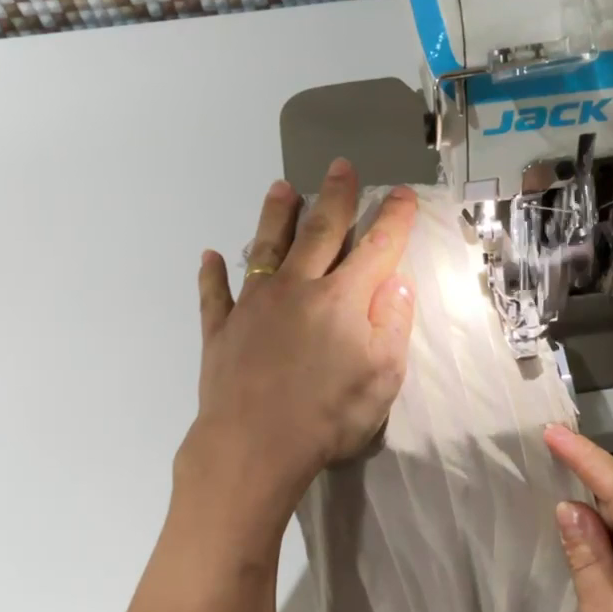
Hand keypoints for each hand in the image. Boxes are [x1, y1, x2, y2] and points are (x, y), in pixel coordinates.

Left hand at [184, 160, 418, 510]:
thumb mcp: (382, 378)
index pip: (376, 250)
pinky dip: (213, 273)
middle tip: (340, 167)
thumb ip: (392, 327)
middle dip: (335, 197)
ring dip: (277, 215)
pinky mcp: (221, 329)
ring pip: (266, 247)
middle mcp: (297, 288)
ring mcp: (254, 305)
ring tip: (282, 188)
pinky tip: (211, 257)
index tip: (402, 195)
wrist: (254, 444)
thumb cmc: (327, 417)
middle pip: (320, 232)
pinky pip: (216, 293)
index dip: (393, 221)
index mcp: (343, 300)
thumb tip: (396, 284)